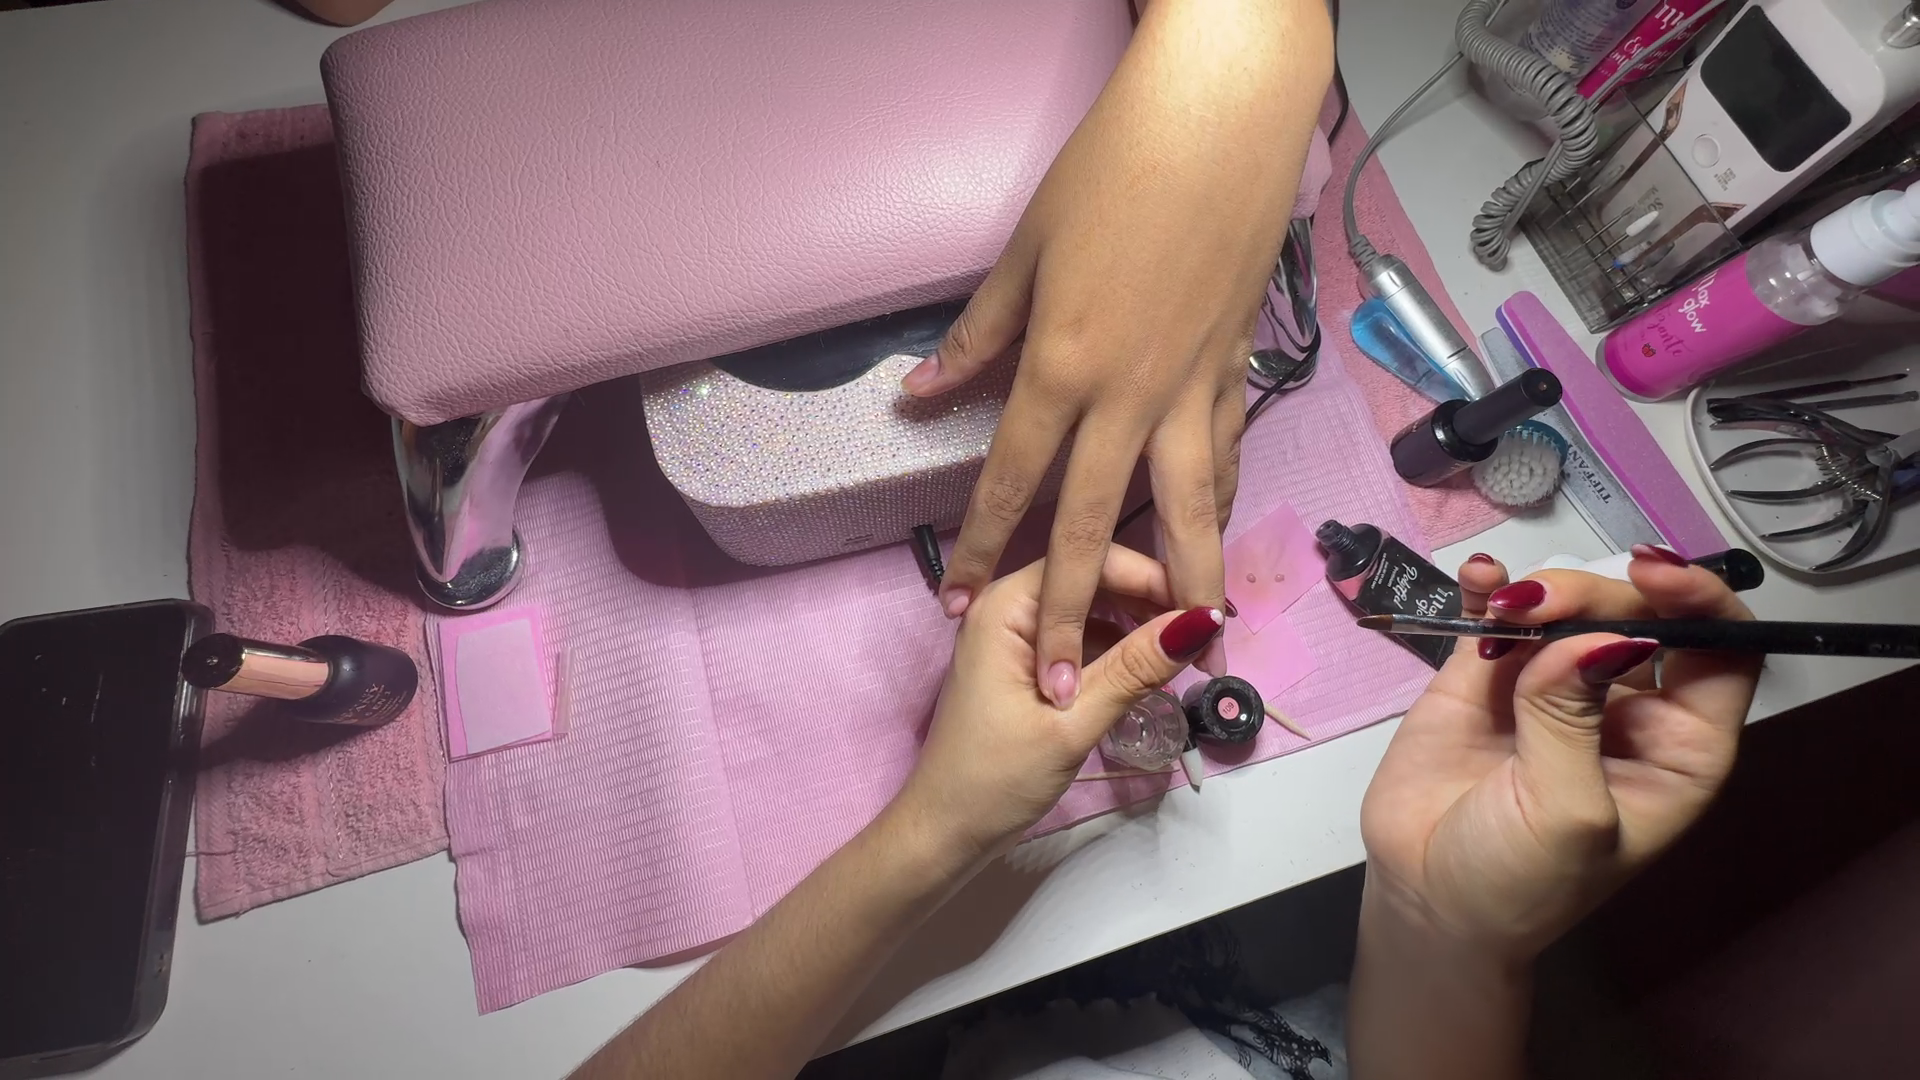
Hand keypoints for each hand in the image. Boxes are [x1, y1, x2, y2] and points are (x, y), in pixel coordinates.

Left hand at [896, 545, 1224, 860]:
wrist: (945, 830)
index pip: (1089, 559)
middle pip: (1092, 579)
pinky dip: (1116, 648)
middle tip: (1208, 639)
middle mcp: (1008, 603)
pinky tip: (1150, 666)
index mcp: (1007, 604)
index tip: (1208, 611)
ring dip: (1138, 627)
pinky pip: (1079, 636)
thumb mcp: (1072, 723)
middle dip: (1151, 603)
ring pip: (1090, 608)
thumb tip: (1202, 620)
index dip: (1153, 577)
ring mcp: (1014, 631)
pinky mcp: (1024, 658)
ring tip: (1190, 654)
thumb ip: (1134, 668)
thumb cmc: (997, 778)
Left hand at [903, 0, 1332, 708]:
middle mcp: (1128, 400)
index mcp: (1063, 370)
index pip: (1011, 481)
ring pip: (1188, 510)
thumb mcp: (1027, 252)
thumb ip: (974, 339)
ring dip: (1184, 584)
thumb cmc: (1112, 176)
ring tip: (1186, 643)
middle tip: (1066, 683)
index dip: (982, 549)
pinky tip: (1216, 535)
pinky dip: (1220, 505)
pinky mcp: (1236, 376)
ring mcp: (1191, 393)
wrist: (1224, 123)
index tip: (961, 605)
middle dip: (1074, 610)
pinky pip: (1226, 459)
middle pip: (1095, 523)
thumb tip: (919, 396)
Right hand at [1359, 548, 1761, 961]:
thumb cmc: (1520, 875)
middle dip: (1591, 599)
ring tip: (1500, 605)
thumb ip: (1574, 722)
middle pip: (1629, 621)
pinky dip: (1482, 590)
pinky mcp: (1473, 681)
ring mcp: (1538, 688)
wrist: (1425, 890)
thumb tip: (1593, 638)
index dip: (1701, 606)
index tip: (1651, 573)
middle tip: (1536, 607)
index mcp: (1672, 748)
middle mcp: (1615, 708)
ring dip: (1538, 593)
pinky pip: (1486, 624)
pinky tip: (1479, 573)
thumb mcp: (1567, 812)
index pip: (1718, 657)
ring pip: (1559, 612)